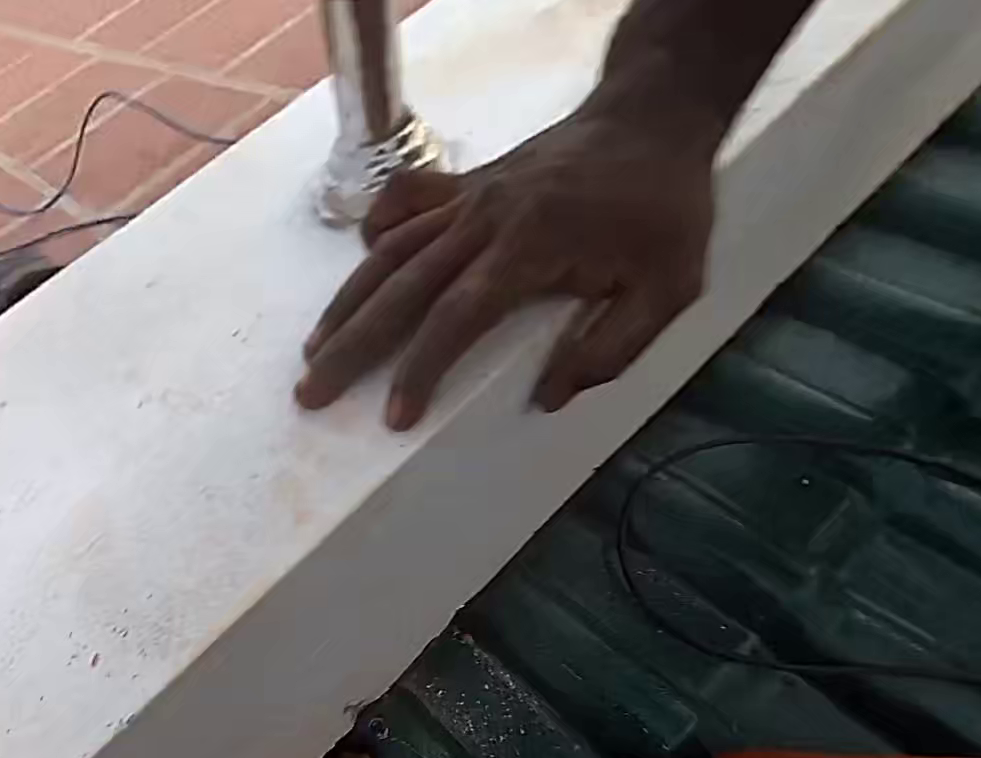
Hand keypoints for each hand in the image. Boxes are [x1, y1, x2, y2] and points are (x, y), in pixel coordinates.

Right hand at [296, 109, 715, 430]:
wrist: (653, 116)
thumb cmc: (663, 210)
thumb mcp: (670, 289)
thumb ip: (612, 350)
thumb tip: (549, 399)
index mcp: (531, 244)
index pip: (456, 316)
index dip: (419, 369)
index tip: (393, 417)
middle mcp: (483, 219)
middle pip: (399, 288)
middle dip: (350, 346)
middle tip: (310, 392)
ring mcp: (466, 198)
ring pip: (387, 253)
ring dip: (345, 305)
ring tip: (313, 351)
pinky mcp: (460, 186)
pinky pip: (403, 207)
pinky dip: (374, 239)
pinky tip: (358, 272)